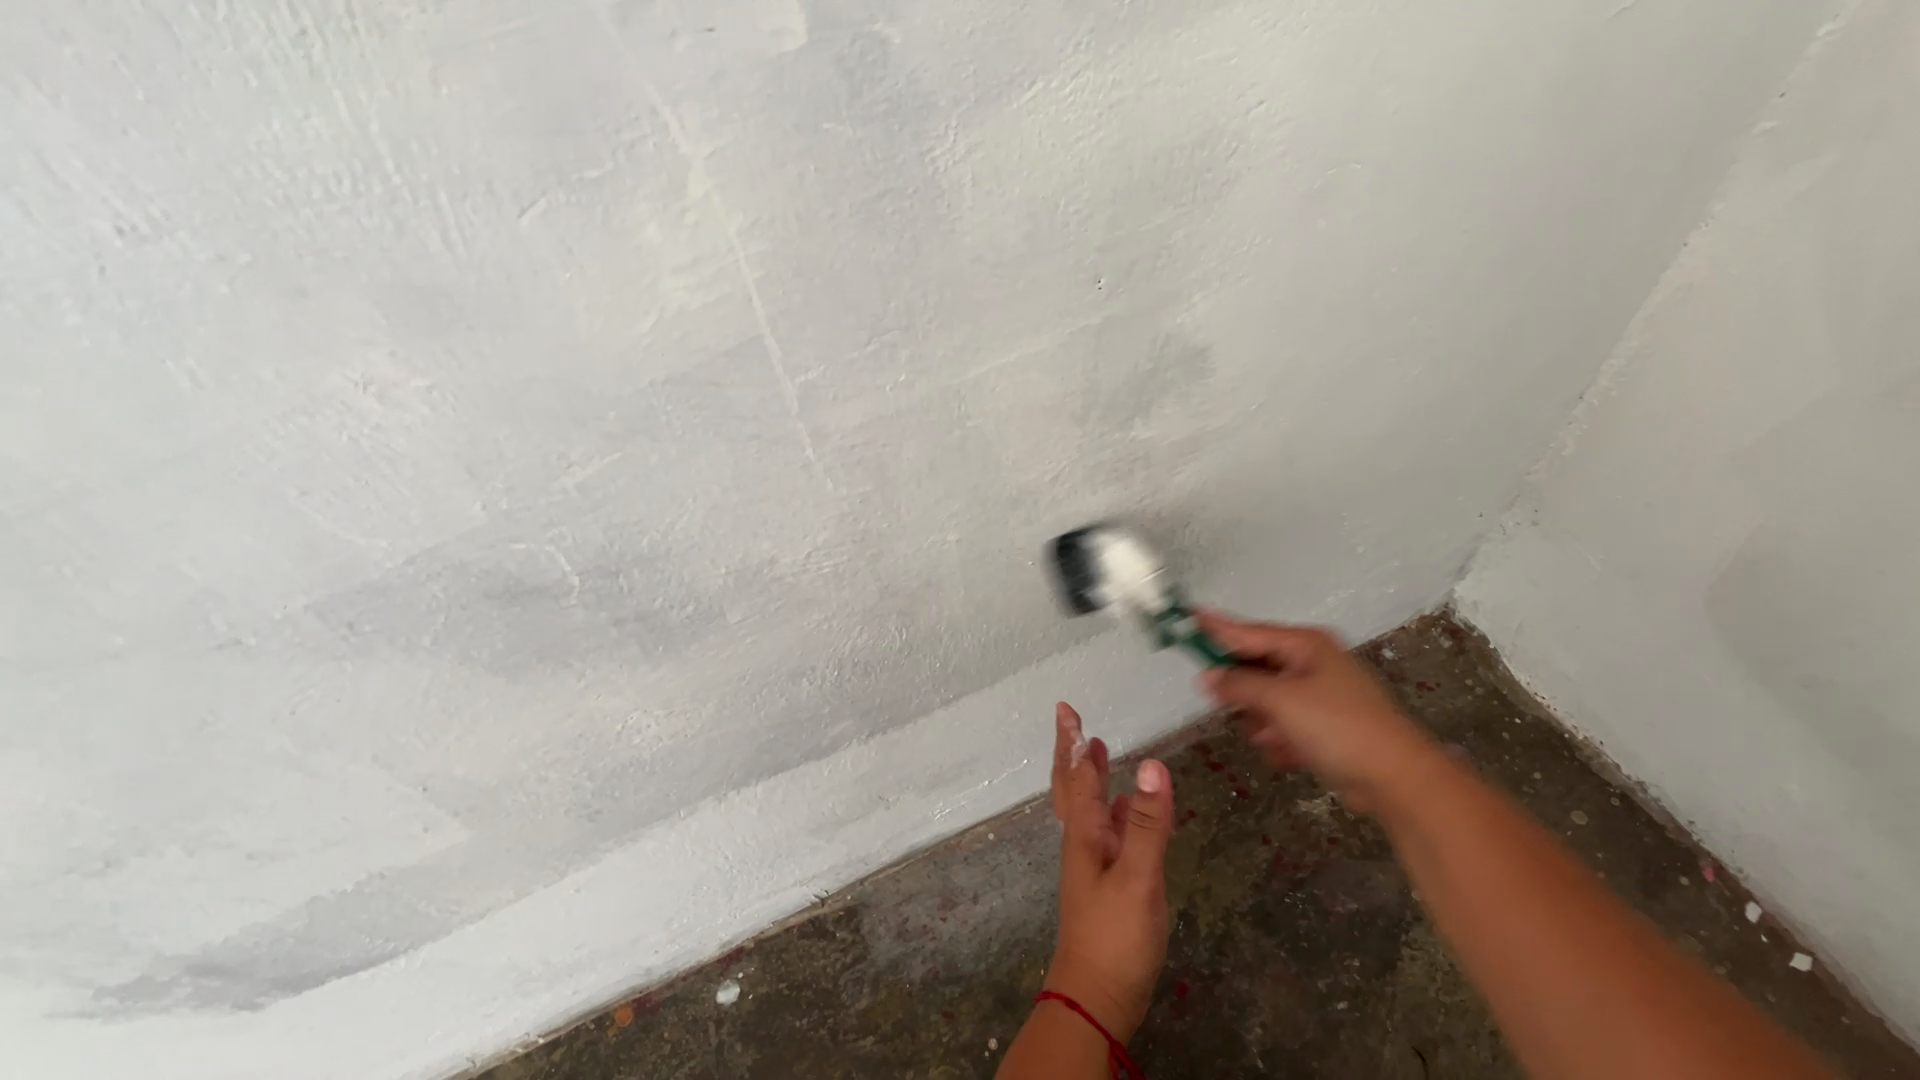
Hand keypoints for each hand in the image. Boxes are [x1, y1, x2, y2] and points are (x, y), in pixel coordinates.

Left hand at [1044, 702, 1172, 1042]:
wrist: (1096, 997)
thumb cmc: (1114, 936)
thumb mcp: (1138, 878)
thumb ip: (1148, 824)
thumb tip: (1152, 763)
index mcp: (1085, 834)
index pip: (1077, 776)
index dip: (1072, 742)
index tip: (1066, 708)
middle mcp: (1083, 842)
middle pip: (1074, 788)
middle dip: (1074, 754)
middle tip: (1077, 725)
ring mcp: (1093, 864)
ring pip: (1089, 809)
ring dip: (1091, 779)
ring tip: (1100, 755)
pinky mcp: (1107, 885)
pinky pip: (1106, 833)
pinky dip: (1113, 812)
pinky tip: (1127, 813)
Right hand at [1194, 611, 1436, 811]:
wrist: (1396, 778)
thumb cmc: (1338, 728)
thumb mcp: (1281, 701)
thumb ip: (1239, 684)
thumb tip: (1207, 676)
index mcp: (1304, 645)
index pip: (1247, 632)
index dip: (1215, 628)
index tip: (1185, 617)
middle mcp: (1311, 663)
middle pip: (1255, 669)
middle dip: (1246, 695)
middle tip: (1238, 710)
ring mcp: (1319, 695)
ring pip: (1266, 702)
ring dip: (1263, 723)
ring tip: (1277, 739)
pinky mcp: (1324, 725)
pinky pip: (1284, 725)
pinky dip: (1282, 740)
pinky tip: (1293, 754)